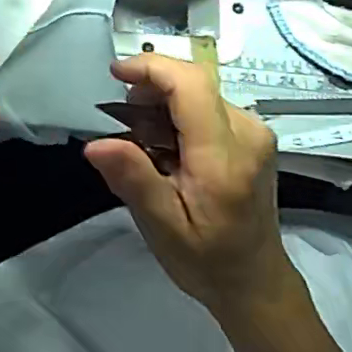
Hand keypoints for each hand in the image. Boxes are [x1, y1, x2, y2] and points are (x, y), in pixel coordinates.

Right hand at [84, 54, 295, 319]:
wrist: (255, 282)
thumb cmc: (207, 260)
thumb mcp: (163, 228)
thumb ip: (133, 180)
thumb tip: (96, 144)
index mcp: (224, 156)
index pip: (191, 85)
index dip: (151, 69)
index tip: (115, 74)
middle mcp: (247, 132)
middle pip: (193, 83)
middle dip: (151, 89)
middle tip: (123, 127)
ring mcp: (253, 131)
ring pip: (198, 91)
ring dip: (162, 103)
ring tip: (143, 144)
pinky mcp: (251, 134)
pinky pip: (207, 104)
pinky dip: (178, 113)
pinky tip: (166, 148)